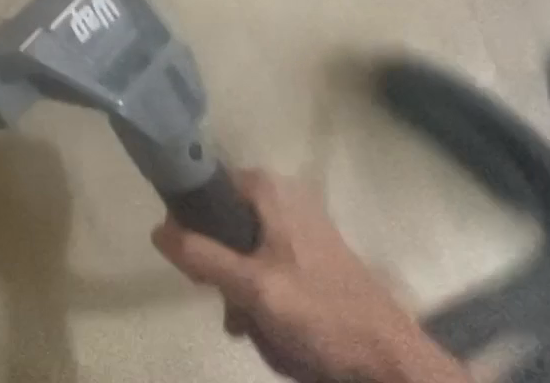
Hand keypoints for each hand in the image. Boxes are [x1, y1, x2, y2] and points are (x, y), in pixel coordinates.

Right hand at [152, 170, 468, 382]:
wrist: (393, 364)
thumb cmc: (322, 313)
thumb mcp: (252, 285)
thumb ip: (199, 255)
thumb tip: (156, 231)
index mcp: (269, 190)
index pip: (203, 186)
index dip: (188, 220)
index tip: (187, 255)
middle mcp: (283, 200)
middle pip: (220, 221)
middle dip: (215, 265)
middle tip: (218, 294)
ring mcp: (299, 229)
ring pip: (239, 249)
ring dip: (235, 286)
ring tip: (243, 320)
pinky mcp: (311, 259)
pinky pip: (263, 267)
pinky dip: (258, 294)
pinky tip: (262, 324)